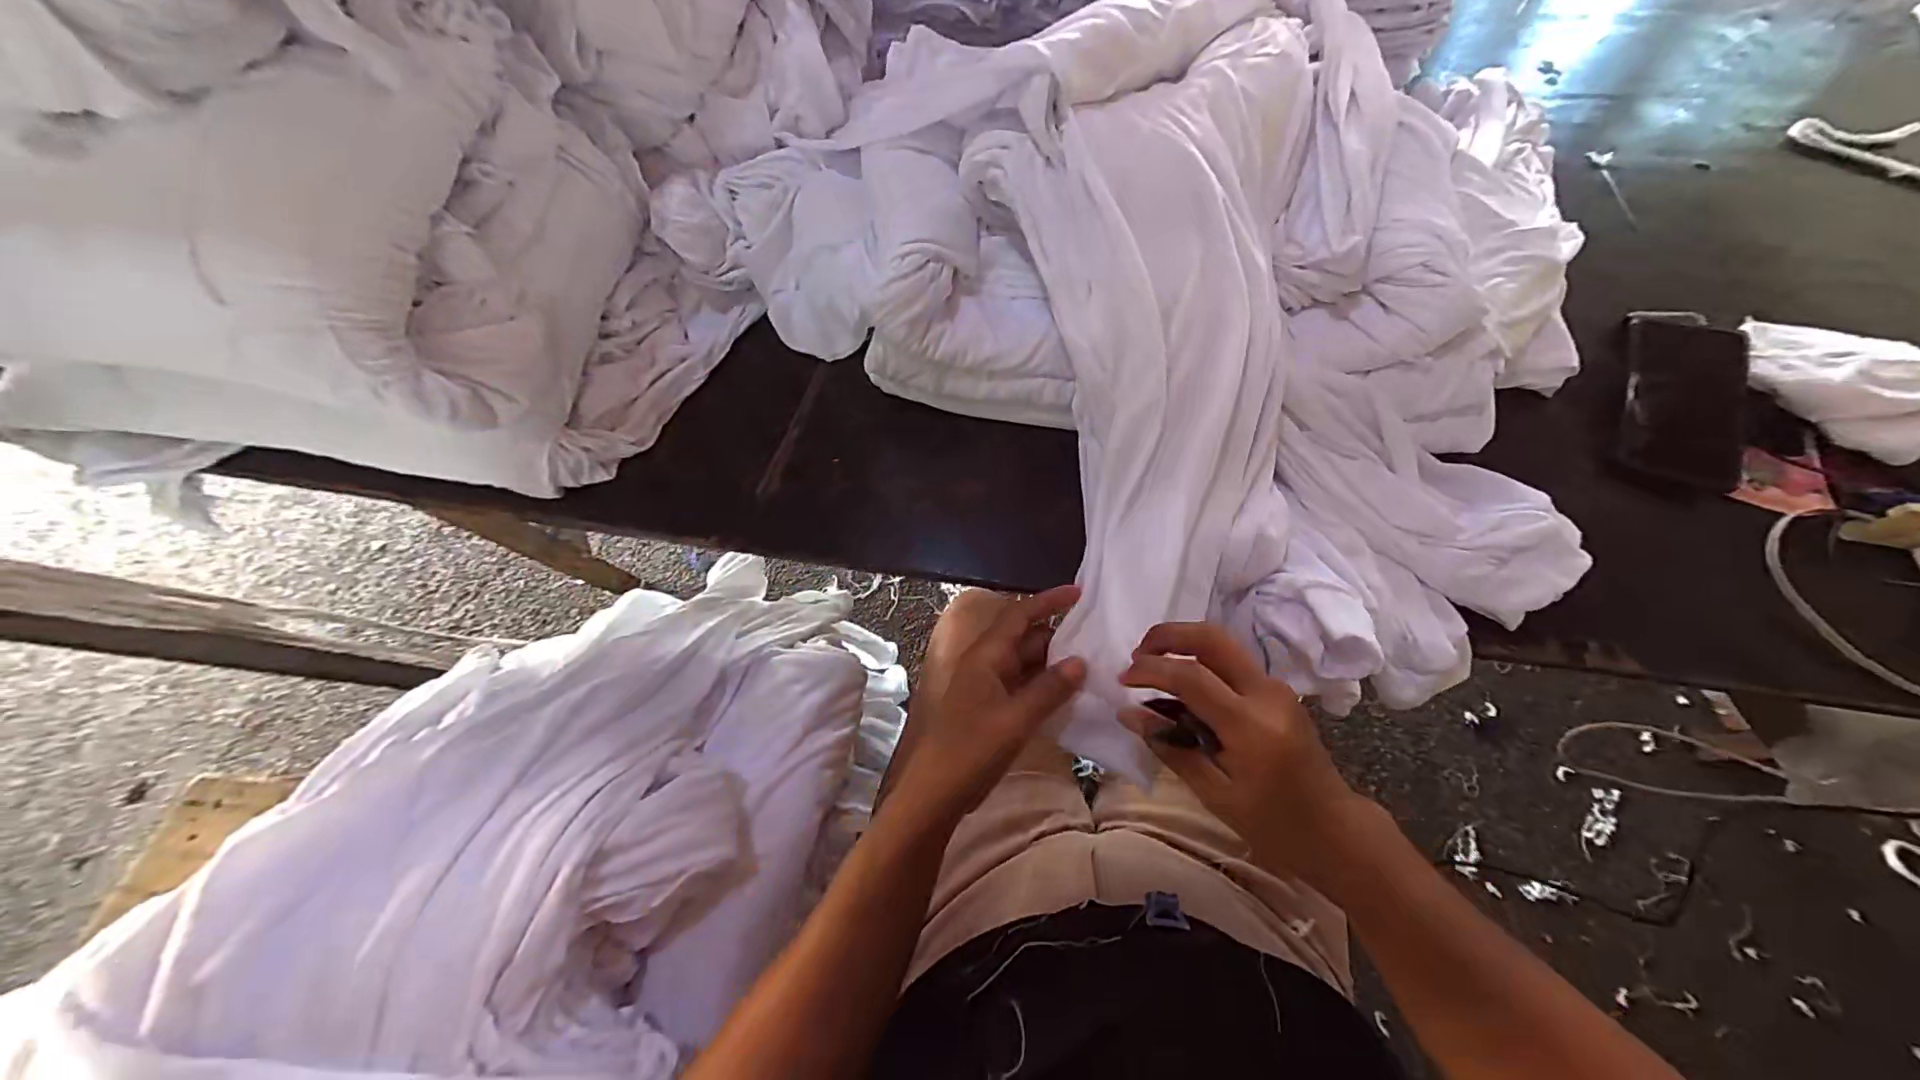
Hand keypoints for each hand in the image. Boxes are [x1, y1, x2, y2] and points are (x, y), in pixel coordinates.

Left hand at [884, 585, 1086, 828]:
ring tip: (1094, 665)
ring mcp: (989, 687)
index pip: (1020, 615)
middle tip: (1099, 639)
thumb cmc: (972, 749)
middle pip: (1026, 639)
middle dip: (1059, 637)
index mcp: (986, 656)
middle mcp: (987, 665)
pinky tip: (1071, 695)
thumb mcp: (1017, 719)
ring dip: (1055, 664)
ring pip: (1027, 664)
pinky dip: (1045, 686)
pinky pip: (1024, 687)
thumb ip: (1050, 689)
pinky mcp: (993, 710)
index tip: (1079, 592)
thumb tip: (1080, 661)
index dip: (1048, 601)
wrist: (935, 791)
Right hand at [1118, 621, 1368, 879]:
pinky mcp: (1277, 690)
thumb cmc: (1273, 822)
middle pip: (1212, 639)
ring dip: (1183, 644)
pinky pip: (1232, 662)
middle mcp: (1267, 693)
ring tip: (1152, 666)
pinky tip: (1180, 686)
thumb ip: (1171, 747)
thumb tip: (1128, 713)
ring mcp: (1276, 688)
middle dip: (1168, 635)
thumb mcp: (1215, 794)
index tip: (1122, 679)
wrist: (1334, 828)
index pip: (1192, 676)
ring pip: (1223, 644)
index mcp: (1251, 724)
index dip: (1151, 670)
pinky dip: (1199, 661)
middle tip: (1137, 654)